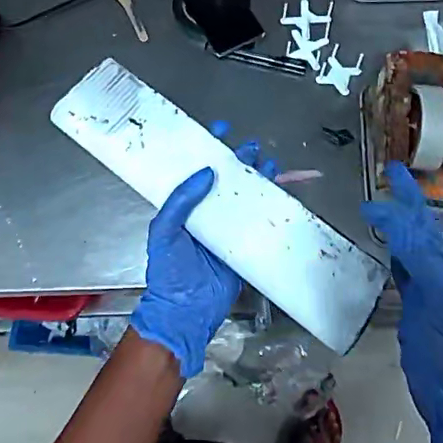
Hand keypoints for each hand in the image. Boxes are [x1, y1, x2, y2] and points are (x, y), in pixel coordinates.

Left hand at [130, 139, 269, 377]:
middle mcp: (207, 214)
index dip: (208, 150)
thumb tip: (205, 173)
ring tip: (269, 163)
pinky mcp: (244, 245)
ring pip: (245, 196)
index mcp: (184, 208)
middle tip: (251, 147)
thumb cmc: (168, 273)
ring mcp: (227, 229)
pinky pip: (259, 222)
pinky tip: (280, 192)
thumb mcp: (163, 231)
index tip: (219, 130)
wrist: (185, 312)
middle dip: (239, 161)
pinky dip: (271, 206)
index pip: (196, 171)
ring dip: (258, 178)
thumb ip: (180, 200)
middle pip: (226, 180)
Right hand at [361, 161, 442, 442]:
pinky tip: (383, 249)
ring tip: (382, 208)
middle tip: (389, 176)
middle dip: (405, 207)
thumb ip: (421, 260)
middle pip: (419, 235)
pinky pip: (401, 277)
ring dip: (396, 230)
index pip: (427, 230)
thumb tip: (394, 220)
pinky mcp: (414, 315)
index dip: (407, 203)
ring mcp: (429, 297)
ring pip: (409, 254)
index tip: (385, 180)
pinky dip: (391, 259)